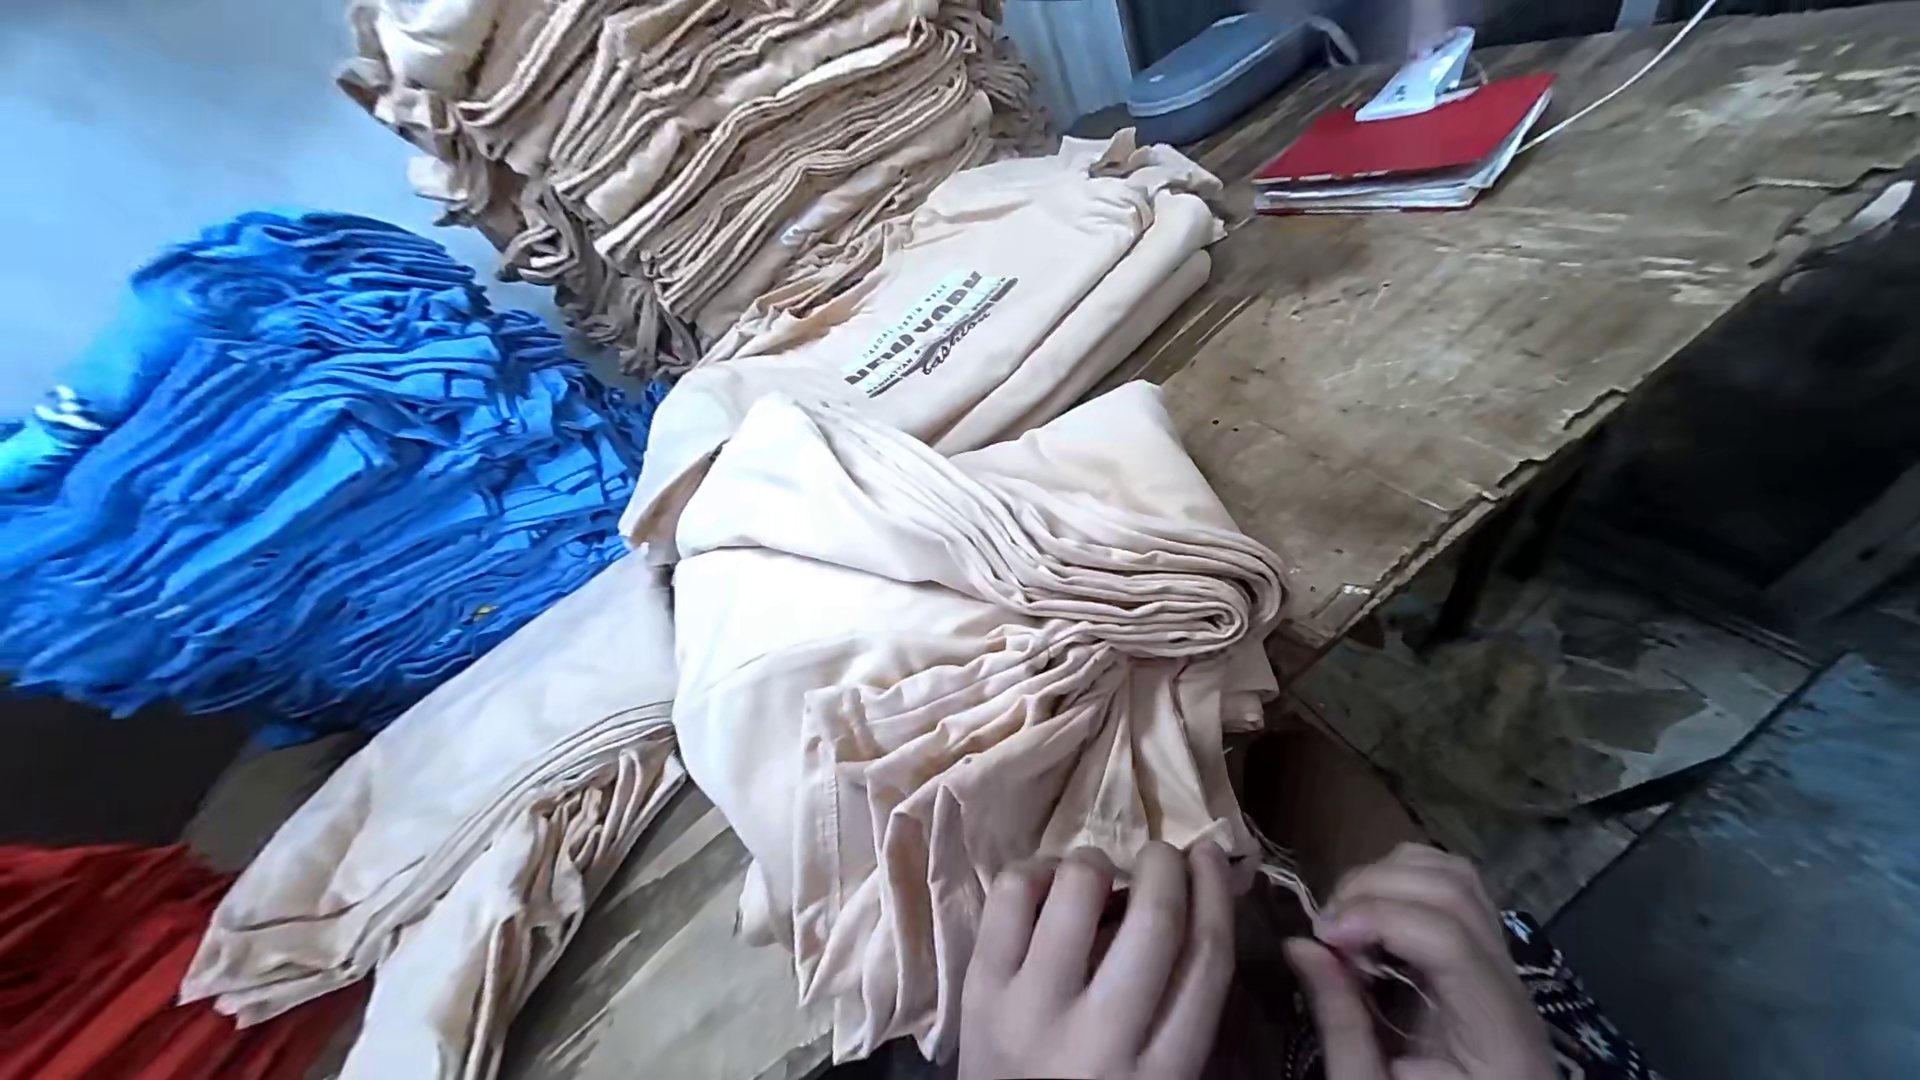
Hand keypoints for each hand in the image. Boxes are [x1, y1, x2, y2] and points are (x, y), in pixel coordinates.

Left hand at [959, 842, 1234, 1079]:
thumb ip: (1172, 1000)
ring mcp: (1034, 1008)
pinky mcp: (982, 984)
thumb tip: (1185, 892)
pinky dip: (1035, 868)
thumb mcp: (1152, 1076)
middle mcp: (1102, 1041)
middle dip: (1164, 866)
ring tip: (1097, 871)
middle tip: (1160, 853)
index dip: (1214, 893)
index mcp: (1162, 1077)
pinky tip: (1045, 882)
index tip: (1210, 854)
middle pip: (1154, 921)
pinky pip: (1012, 893)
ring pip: (1077, 892)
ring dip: (1095, 862)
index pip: (1205, 962)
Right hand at [1285, 843, 1555, 1079]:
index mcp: (1501, 1042)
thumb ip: (1339, 1021)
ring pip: (1453, 876)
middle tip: (1329, 927)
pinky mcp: (1484, 956)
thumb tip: (1298, 943)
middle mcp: (1517, 994)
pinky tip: (1370, 912)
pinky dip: (1399, 877)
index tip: (1322, 937)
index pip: (1450, 941)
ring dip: (1385, 876)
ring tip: (1348, 916)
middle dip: (1373, 889)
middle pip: (1453, 893)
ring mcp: (1506, 969)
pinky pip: (1452, 884)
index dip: (1377, 918)